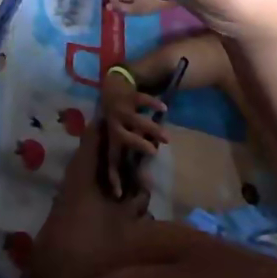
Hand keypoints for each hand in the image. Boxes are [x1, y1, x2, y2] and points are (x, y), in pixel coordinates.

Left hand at [101, 69, 167, 199]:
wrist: (112, 83)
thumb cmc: (116, 115)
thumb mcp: (117, 132)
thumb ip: (126, 151)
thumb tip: (141, 178)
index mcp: (111, 136)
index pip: (111, 159)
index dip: (114, 177)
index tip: (119, 194)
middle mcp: (114, 123)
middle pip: (124, 137)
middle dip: (138, 145)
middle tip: (153, 152)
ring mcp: (121, 108)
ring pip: (136, 120)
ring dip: (151, 128)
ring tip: (166, 137)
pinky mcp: (129, 94)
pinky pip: (142, 99)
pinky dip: (153, 104)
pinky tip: (164, 109)